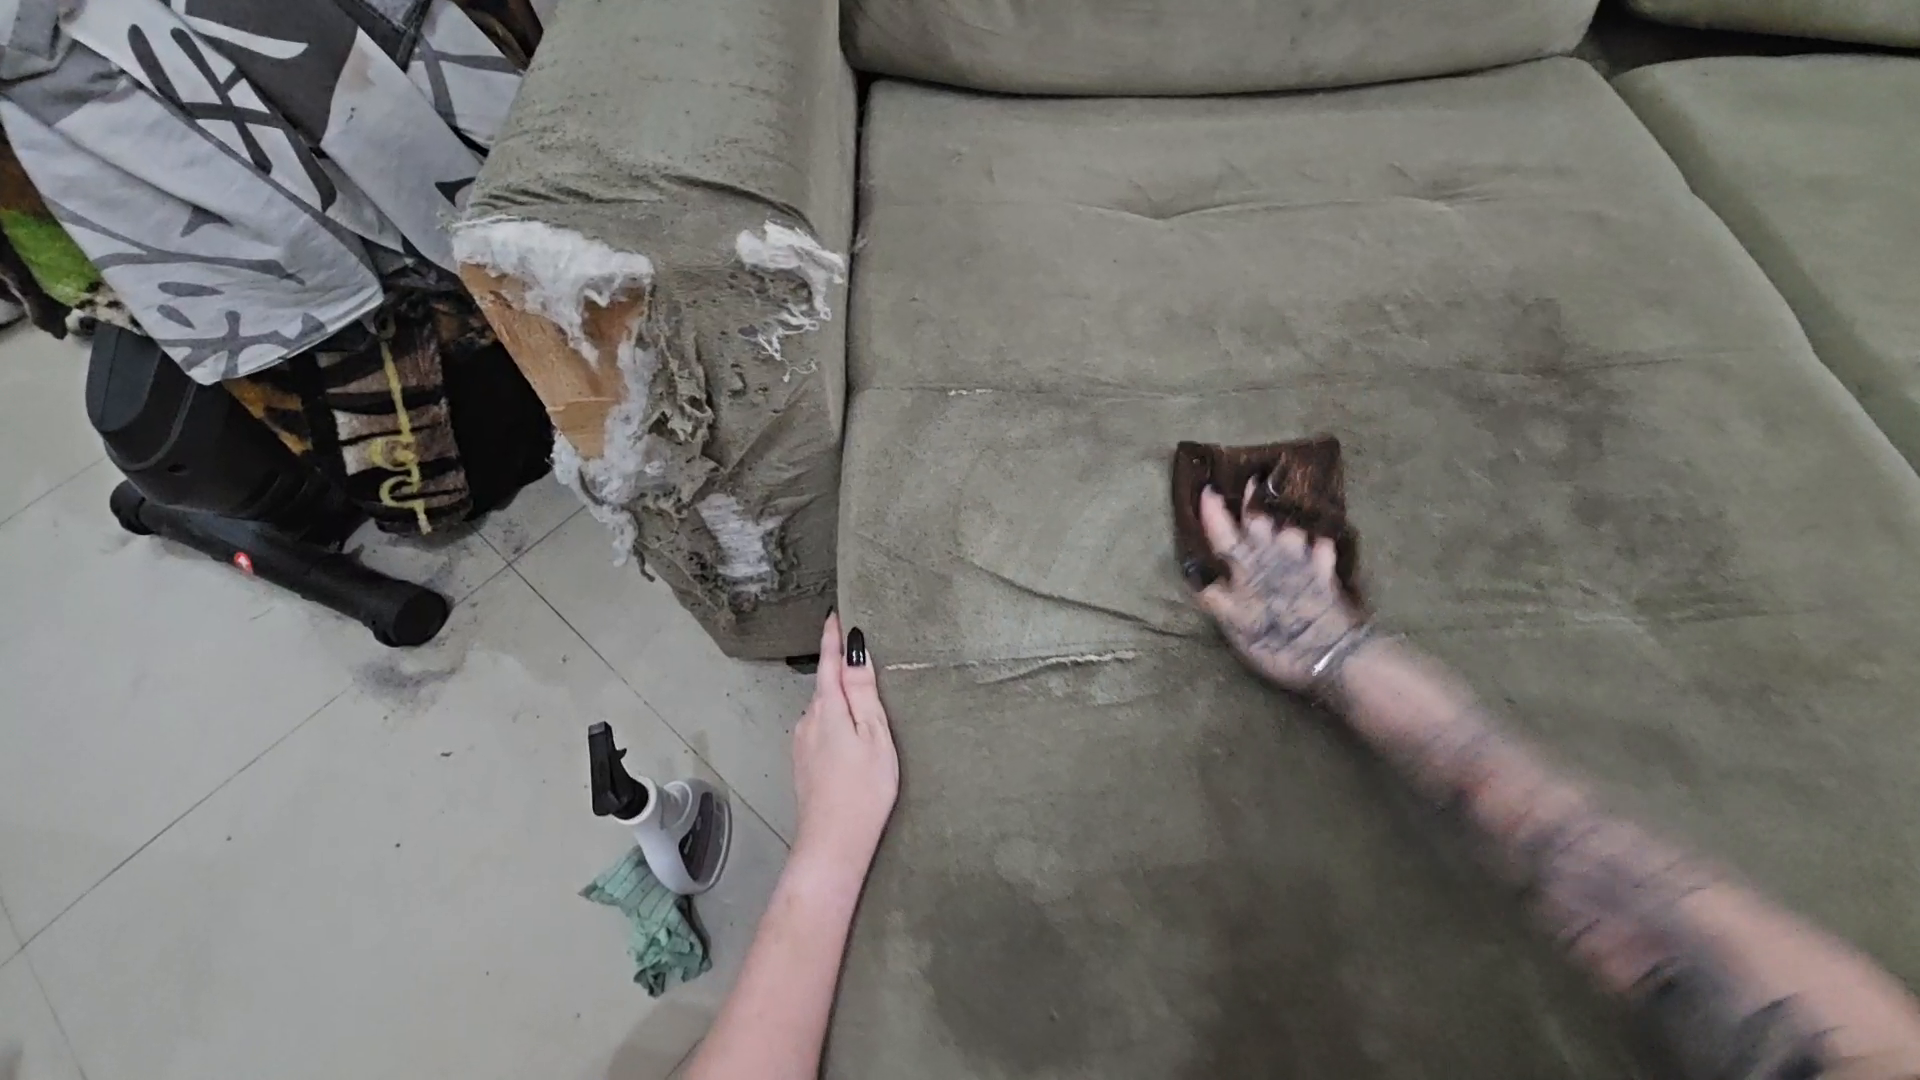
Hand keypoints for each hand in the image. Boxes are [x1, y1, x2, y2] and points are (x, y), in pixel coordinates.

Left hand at [791, 613, 898, 875]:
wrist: (833, 842)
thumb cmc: (864, 787)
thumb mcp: (874, 734)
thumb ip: (863, 691)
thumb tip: (854, 649)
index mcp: (828, 708)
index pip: (830, 662)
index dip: (832, 638)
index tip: (834, 614)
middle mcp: (808, 720)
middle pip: (826, 687)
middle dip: (840, 672)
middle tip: (862, 660)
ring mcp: (802, 743)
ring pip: (823, 711)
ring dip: (839, 703)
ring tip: (864, 709)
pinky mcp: (803, 764)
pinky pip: (820, 731)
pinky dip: (835, 724)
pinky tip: (850, 742)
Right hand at [1192, 482, 1364, 691]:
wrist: (1331, 655)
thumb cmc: (1275, 642)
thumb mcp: (1233, 626)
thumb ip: (1214, 598)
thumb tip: (1196, 576)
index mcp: (1245, 569)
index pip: (1223, 534)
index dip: (1213, 511)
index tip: (1207, 488)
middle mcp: (1273, 557)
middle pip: (1259, 523)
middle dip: (1253, 501)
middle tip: (1251, 481)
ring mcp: (1303, 563)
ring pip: (1291, 531)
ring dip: (1285, 522)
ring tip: (1282, 515)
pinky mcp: (1328, 574)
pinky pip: (1323, 549)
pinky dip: (1319, 544)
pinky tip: (1319, 544)